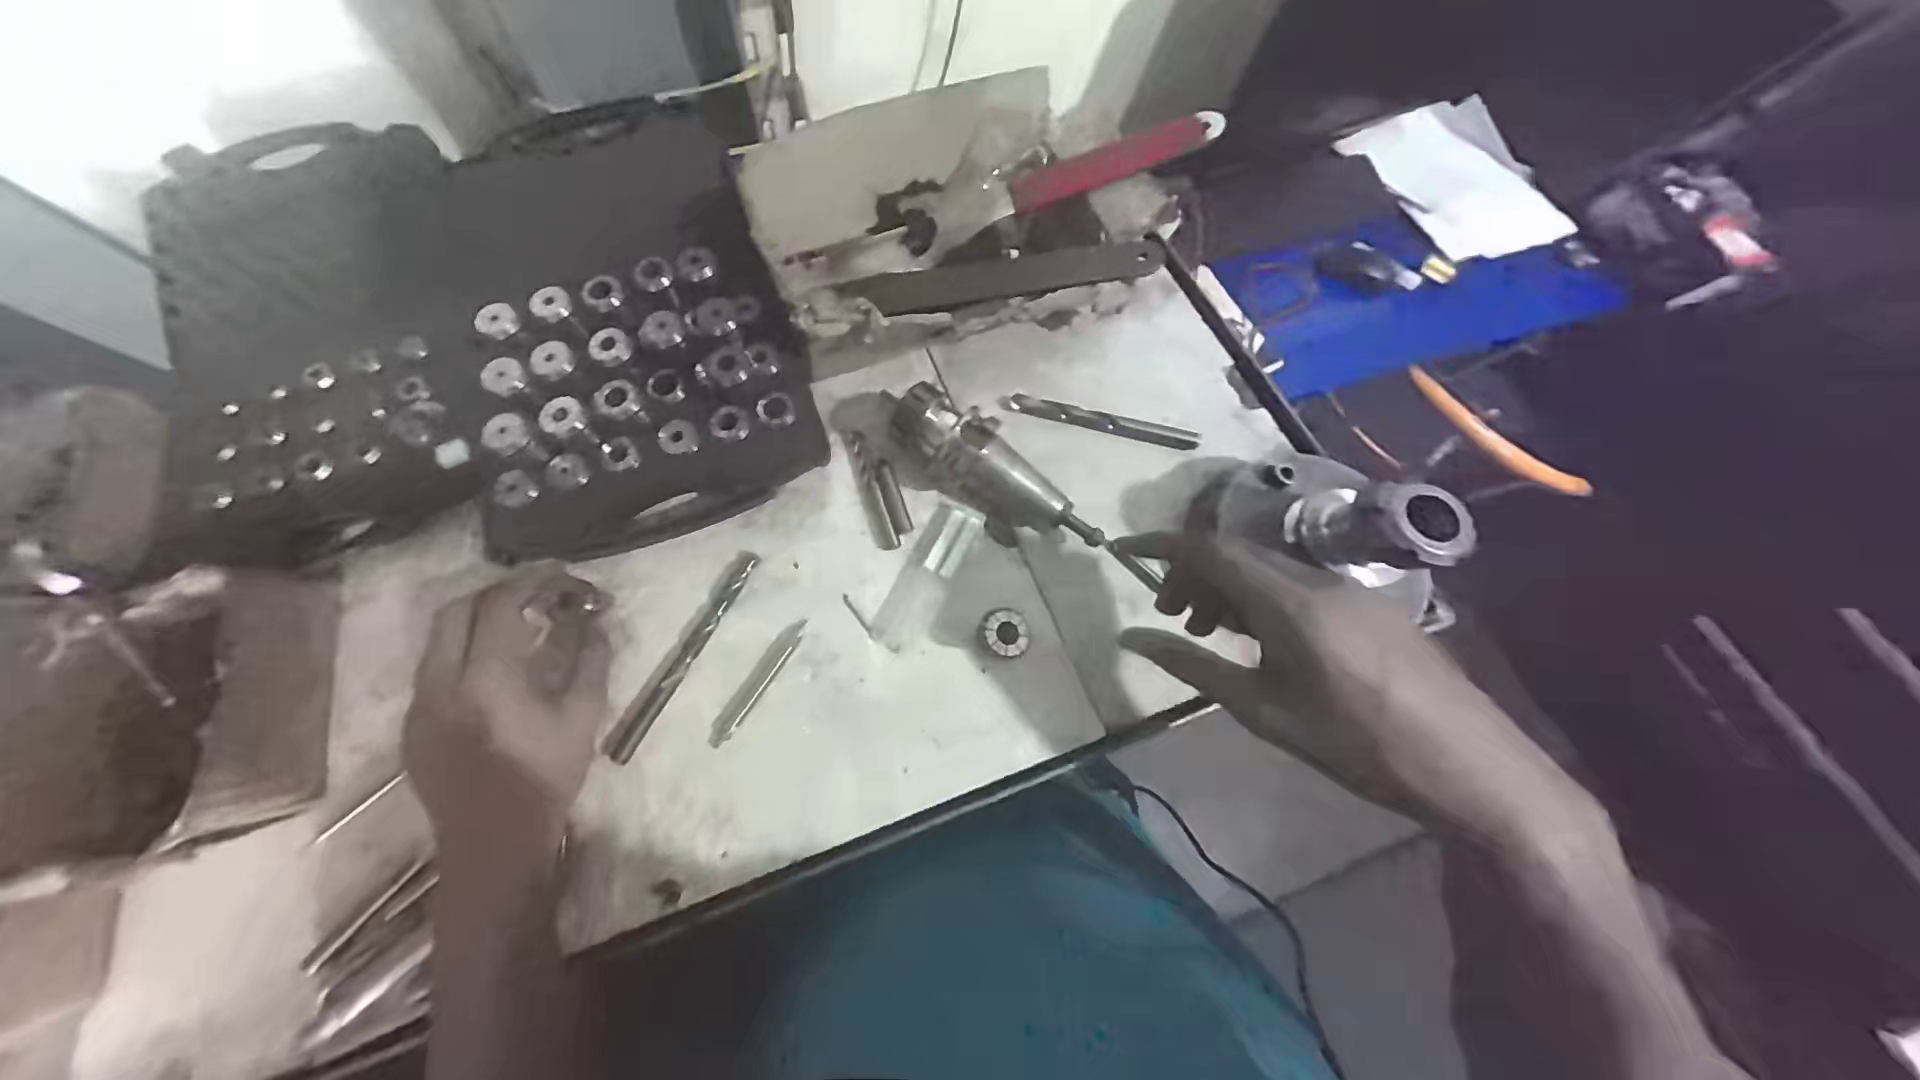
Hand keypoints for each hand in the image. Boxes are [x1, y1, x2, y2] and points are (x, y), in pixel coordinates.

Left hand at [403, 565, 611, 855]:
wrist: (493, 842)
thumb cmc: (546, 777)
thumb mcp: (583, 716)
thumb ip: (590, 660)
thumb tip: (595, 622)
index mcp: (485, 681)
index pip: (499, 608)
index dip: (532, 582)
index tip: (560, 574)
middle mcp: (439, 684)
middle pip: (456, 610)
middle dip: (499, 591)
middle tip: (538, 591)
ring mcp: (419, 704)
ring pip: (439, 638)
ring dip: (480, 618)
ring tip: (522, 621)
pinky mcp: (414, 723)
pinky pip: (435, 666)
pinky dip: (467, 648)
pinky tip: (500, 664)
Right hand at [1114, 531, 1604, 849]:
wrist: (1478, 771)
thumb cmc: (1358, 745)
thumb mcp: (1262, 711)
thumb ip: (1192, 666)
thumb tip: (1131, 639)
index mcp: (1290, 601)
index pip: (1211, 550)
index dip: (1161, 546)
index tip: (1122, 551)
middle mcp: (1320, 579)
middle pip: (1237, 555)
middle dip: (1192, 575)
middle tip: (1169, 616)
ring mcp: (1352, 590)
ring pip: (1268, 569)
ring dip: (1227, 589)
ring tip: (1208, 633)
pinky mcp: (1371, 607)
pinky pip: (1299, 585)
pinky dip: (1261, 600)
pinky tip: (1259, 640)